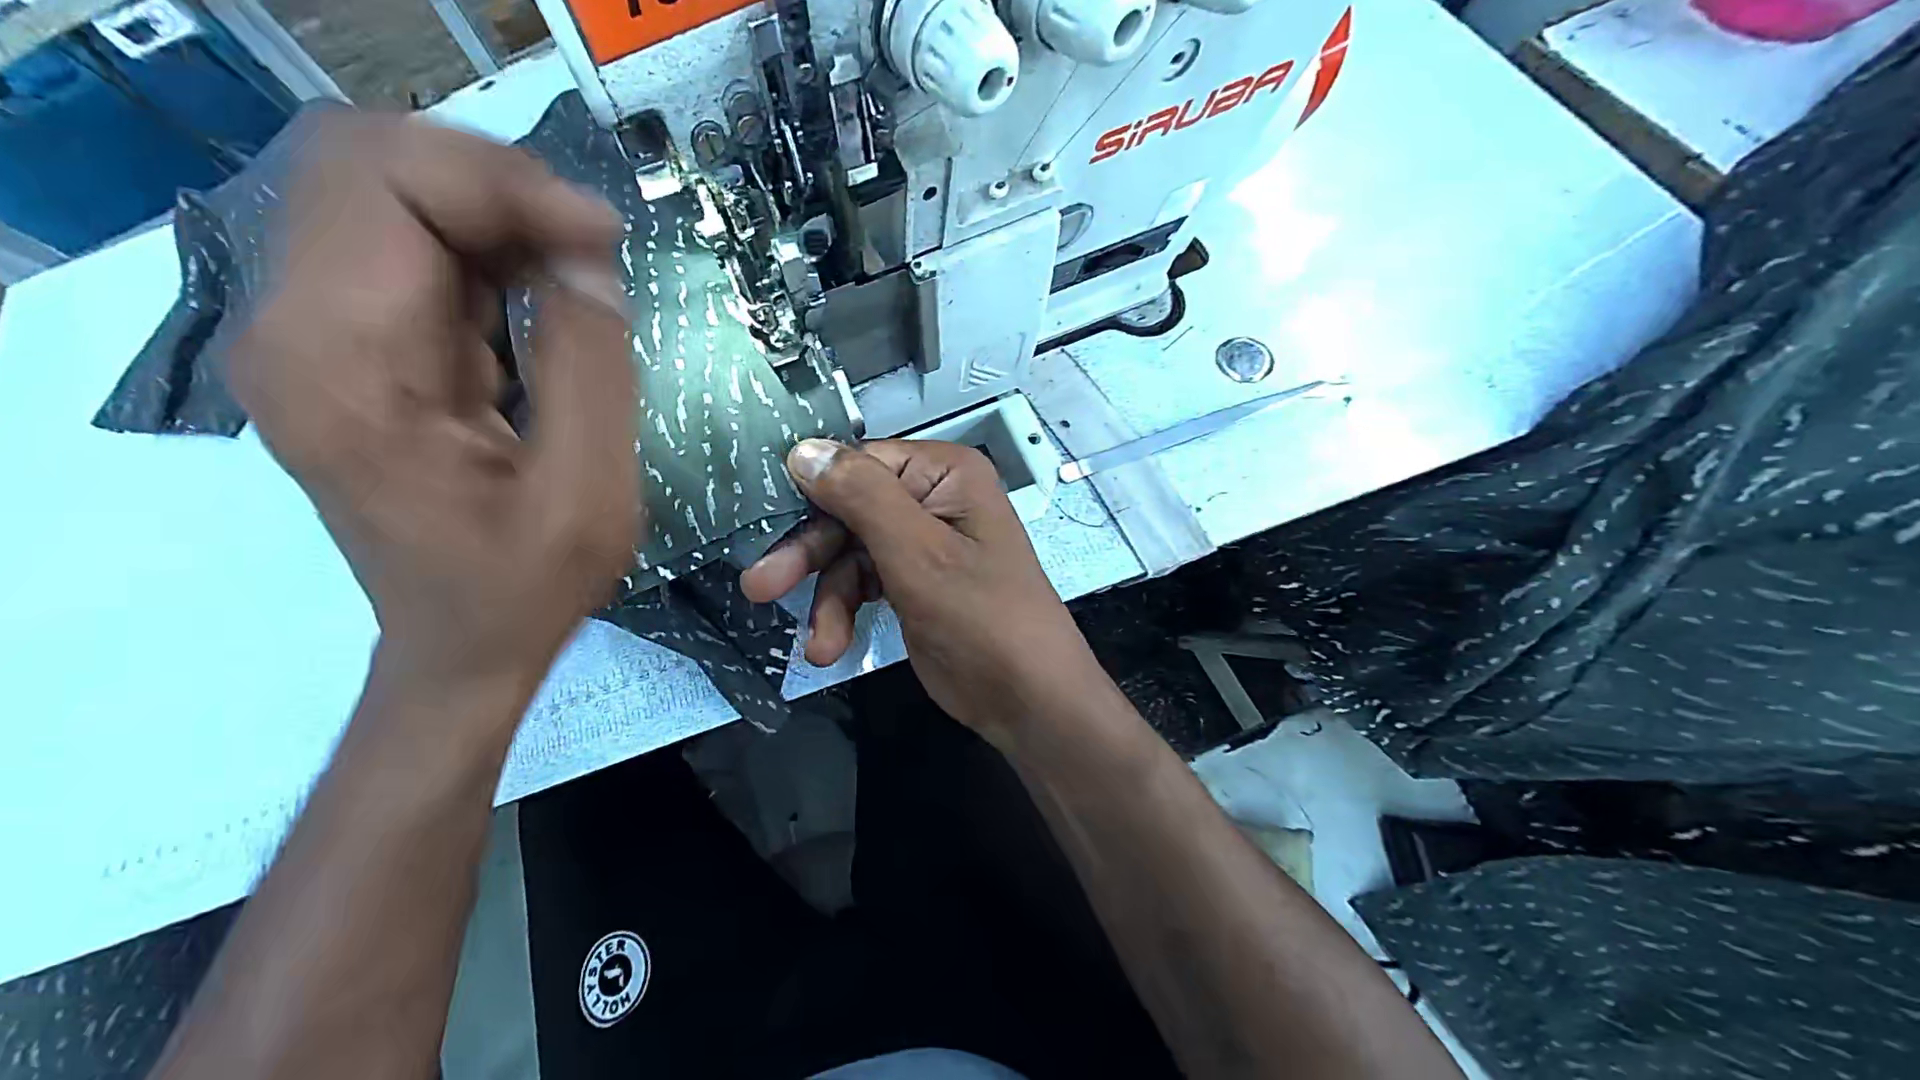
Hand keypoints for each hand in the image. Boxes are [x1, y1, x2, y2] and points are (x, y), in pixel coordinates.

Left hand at [229, 115, 637, 698]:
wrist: (460, 647)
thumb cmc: (527, 586)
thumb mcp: (589, 490)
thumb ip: (591, 364)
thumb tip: (590, 261)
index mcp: (344, 364)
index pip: (385, 181)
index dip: (505, 185)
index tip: (605, 238)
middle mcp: (293, 330)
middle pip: (364, 164)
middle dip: (494, 182)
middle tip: (590, 242)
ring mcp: (307, 336)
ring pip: (381, 194)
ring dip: (491, 213)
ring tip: (579, 266)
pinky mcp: (341, 348)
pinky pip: (401, 249)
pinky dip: (480, 248)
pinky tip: (542, 293)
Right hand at [741, 439, 1103, 743]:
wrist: (1026, 698)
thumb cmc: (981, 617)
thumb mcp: (917, 554)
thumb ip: (860, 497)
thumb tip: (802, 449)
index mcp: (945, 474)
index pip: (860, 463)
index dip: (813, 491)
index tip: (764, 519)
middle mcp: (932, 499)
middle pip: (849, 511)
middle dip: (810, 554)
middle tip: (758, 586)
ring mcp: (923, 543)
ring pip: (848, 553)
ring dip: (828, 598)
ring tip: (818, 642)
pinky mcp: (913, 583)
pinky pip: (862, 582)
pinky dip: (843, 612)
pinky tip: (830, 646)